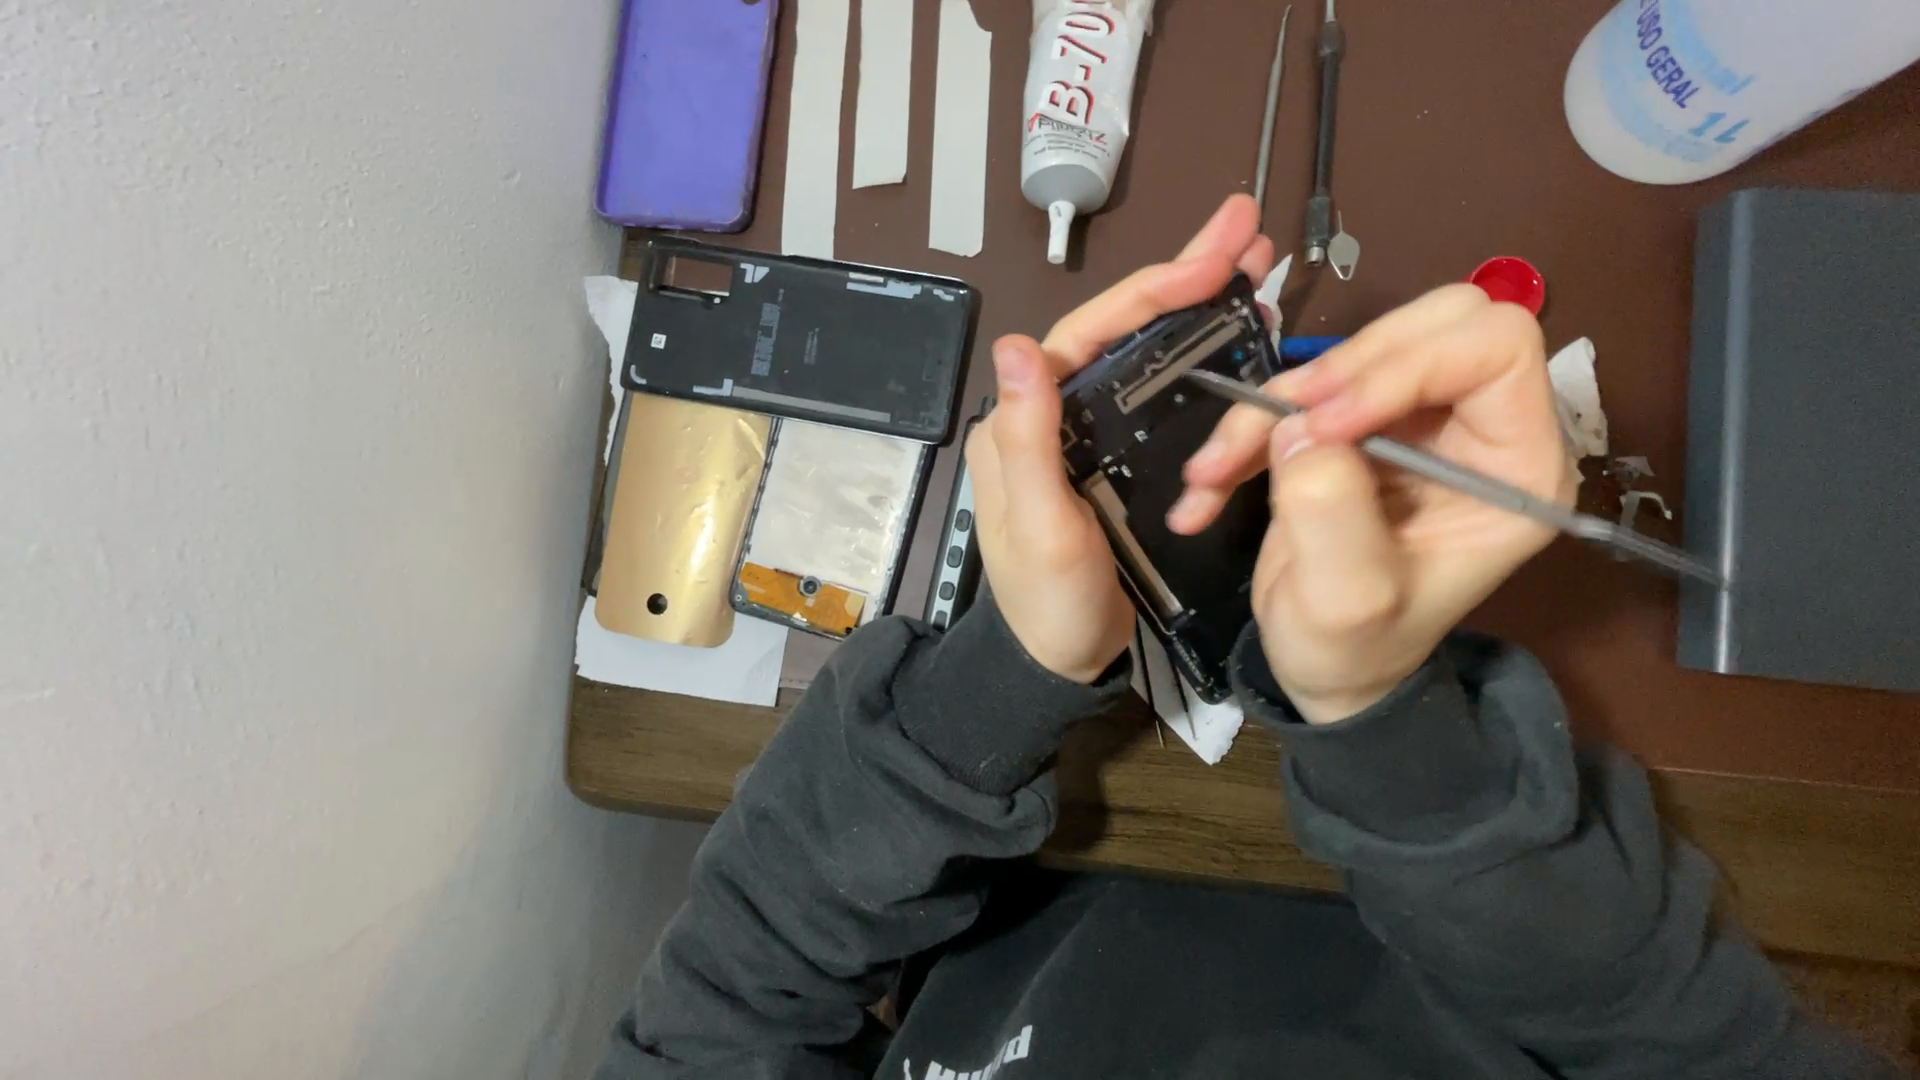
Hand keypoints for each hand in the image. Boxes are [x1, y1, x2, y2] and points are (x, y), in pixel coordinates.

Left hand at [967, 194, 1275, 682]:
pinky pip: (1155, 396)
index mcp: (1025, 420)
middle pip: (1118, 332)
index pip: (1084, 334)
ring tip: (1253, 272)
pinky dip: (1195, 361)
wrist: (1061, 657)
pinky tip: (1234, 340)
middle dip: (1180, 281)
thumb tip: (1018, 347)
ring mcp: (1087, 434)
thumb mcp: (1036, 526)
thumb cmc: (1046, 601)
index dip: (1146, 291)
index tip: (1210, 259)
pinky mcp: (1116, 458)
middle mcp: (1052, 414)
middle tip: (1246, 237)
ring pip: (1141, 356)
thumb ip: (1025, 441)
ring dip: (1194, 310)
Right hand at [1170, 285, 1576, 721]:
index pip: (1492, 350)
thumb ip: (1330, 513)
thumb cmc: (1354, 648)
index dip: (1404, 367)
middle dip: (1338, 370)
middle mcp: (1470, 431)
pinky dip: (1241, 434)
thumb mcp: (1346, 599)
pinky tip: (1204, 489)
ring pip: (1343, 359)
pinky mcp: (1348, 433)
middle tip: (1277, 425)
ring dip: (1266, 410)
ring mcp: (1407, 426)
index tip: (1323, 426)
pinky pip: (1294, 399)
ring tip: (1209, 476)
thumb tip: (1297, 431)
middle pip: (1428, 325)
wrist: (1324, 666)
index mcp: (1513, 466)